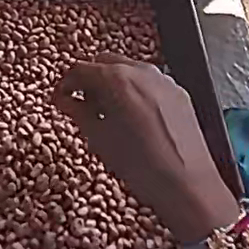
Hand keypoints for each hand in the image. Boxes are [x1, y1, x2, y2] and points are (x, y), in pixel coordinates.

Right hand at [55, 54, 238, 241]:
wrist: (187, 185)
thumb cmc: (143, 166)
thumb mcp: (99, 139)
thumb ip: (78, 112)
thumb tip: (66, 101)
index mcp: (117, 79)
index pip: (81, 69)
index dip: (66, 83)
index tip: (61, 98)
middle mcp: (142, 72)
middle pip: (105, 63)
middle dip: (90, 80)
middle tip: (80, 104)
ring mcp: (163, 81)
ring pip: (128, 70)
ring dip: (112, 84)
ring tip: (105, 113)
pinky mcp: (179, 93)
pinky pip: (149, 83)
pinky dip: (134, 91)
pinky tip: (131, 117)